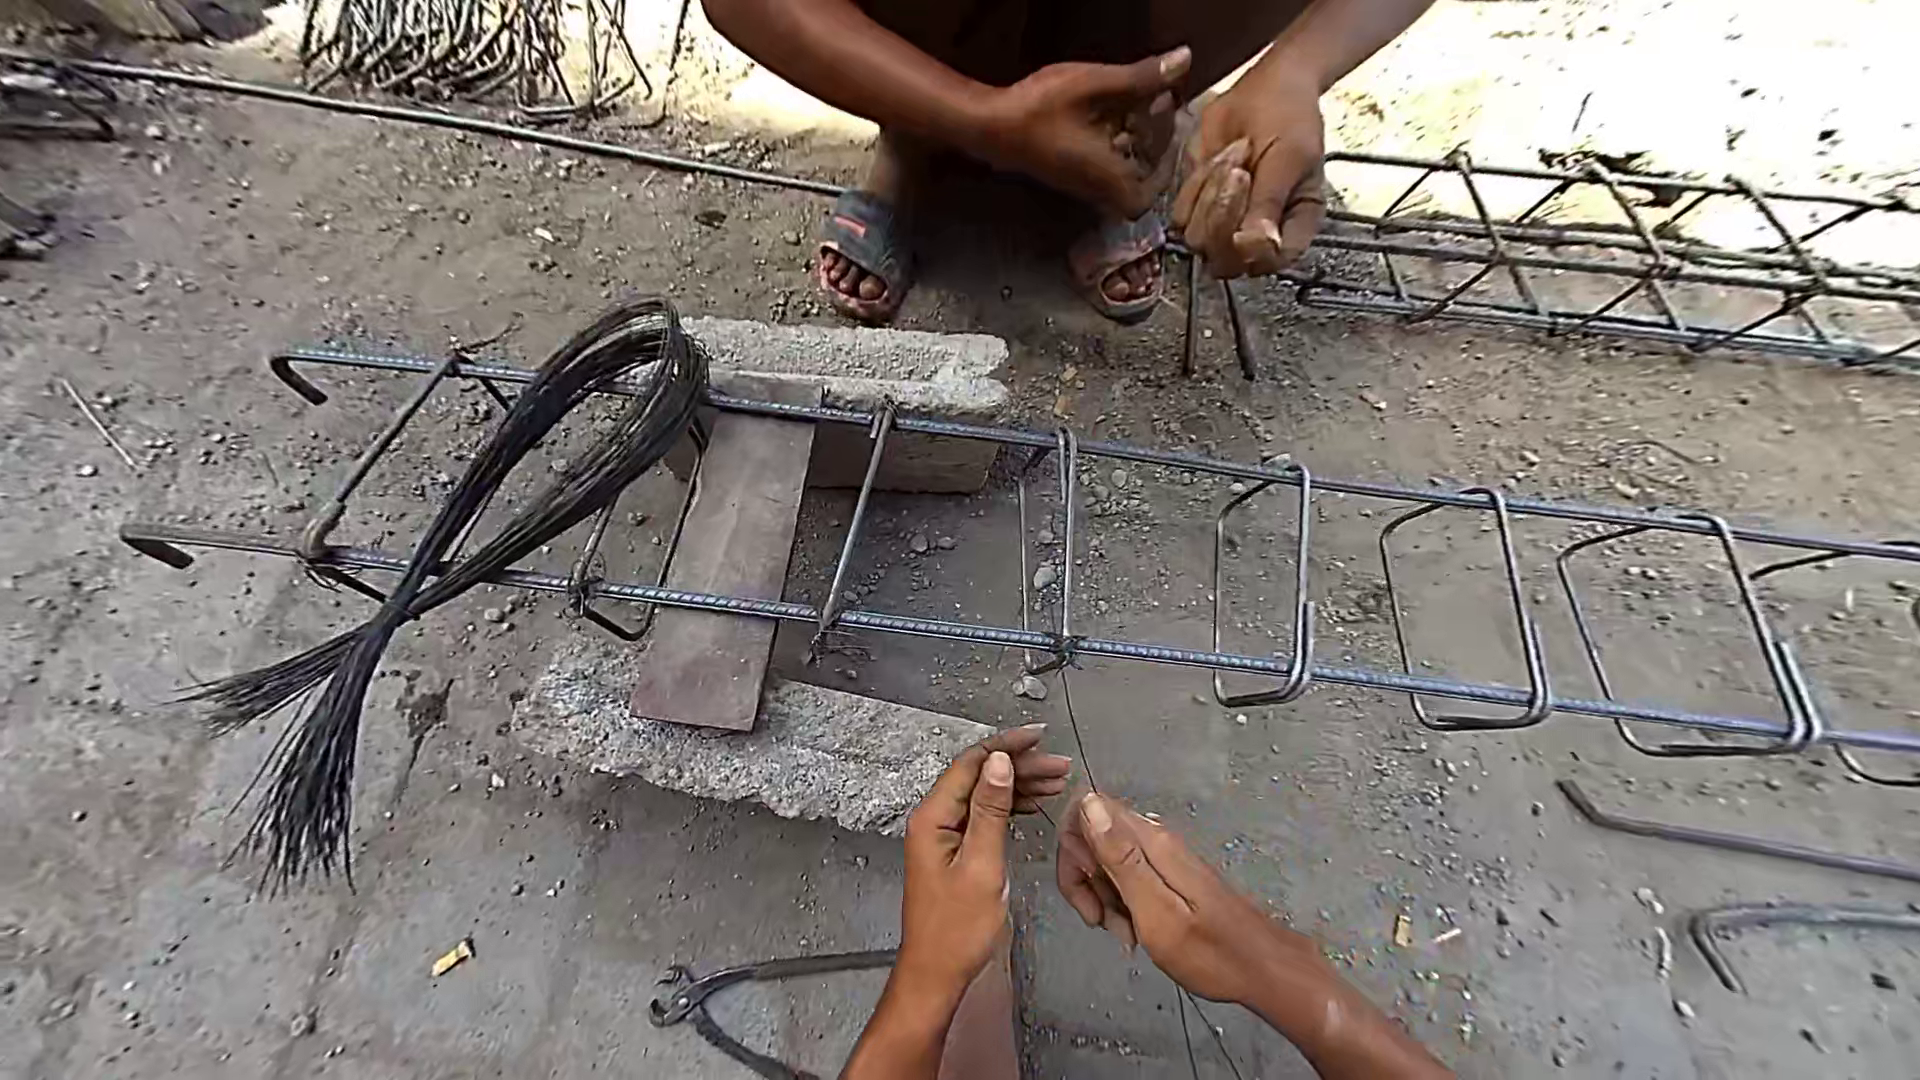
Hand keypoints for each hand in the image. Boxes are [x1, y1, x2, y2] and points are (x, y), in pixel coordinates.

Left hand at [898, 726, 1071, 993]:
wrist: (937, 974)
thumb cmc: (957, 929)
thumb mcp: (982, 865)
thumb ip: (992, 810)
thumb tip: (999, 760)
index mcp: (933, 815)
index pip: (971, 762)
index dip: (1006, 744)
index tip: (1039, 737)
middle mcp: (935, 815)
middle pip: (980, 774)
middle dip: (1020, 765)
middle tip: (1059, 764)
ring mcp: (944, 830)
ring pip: (985, 791)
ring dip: (1019, 784)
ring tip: (1057, 780)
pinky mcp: (955, 844)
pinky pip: (984, 812)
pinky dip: (1011, 805)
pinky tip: (1035, 802)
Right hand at [975, 46, 1191, 218]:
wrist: (995, 128)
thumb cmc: (1040, 111)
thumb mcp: (1096, 86)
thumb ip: (1142, 77)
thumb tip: (1184, 61)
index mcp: (1106, 177)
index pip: (1147, 197)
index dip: (1163, 171)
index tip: (1167, 133)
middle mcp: (1095, 189)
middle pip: (1137, 185)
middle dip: (1152, 147)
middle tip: (1155, 106)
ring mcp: (1081, 184)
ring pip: (1121, 174)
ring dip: (1134, 143)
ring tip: (1136, 103)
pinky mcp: (1071, 174)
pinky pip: (1104, 167)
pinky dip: (1115, 142)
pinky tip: (1109, 111)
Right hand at [1056, 792, 1322, 1004]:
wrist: (1264, 971)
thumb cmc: (1209, 951)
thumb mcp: (1157, 911)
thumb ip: (1120, 857)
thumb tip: (1088, 802)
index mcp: (1147, 840)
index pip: (1086, 810)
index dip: (1073, 847)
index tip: (1088, 889)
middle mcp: (1151, 836)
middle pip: (1091, 834)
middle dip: (1085, 877)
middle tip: (1103, 921)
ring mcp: (1159, 853)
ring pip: (1105, 857)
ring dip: (1102, 895)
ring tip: (1125, 934)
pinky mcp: (1165, 871)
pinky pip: (1125, 874)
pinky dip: (1119, 901)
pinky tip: (1135, 930)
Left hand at [1171, 63, 1327, 277]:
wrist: (1262, 89)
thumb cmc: (1288, 120)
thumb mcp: (1289, 158)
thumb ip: (1269, 205)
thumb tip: (1252, 248)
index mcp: (1292, 231)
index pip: (1269, 264)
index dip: (1253, 250)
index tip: (1248, 215)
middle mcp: (1255, 241)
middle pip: (1224, 262)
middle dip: (1226, 212)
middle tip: (1241, 170)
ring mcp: (1221, 232)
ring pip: (1199, 241)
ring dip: (1211, 193)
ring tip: (1235, 156)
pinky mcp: (1195, 215)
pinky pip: (1182, 218)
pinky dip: (1195, 186)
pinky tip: (1217, 160)